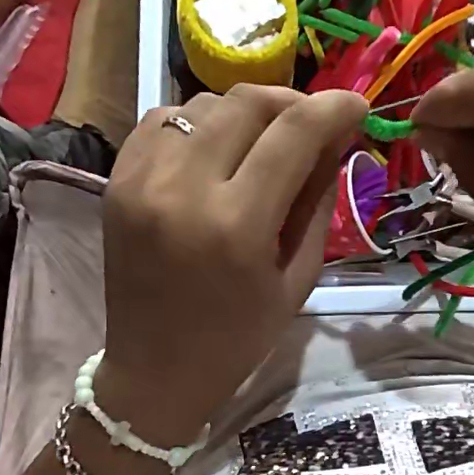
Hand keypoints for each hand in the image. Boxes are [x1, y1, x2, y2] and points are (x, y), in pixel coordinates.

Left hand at [96, 86, 367, 445]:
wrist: (154, 371)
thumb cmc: (238, 338)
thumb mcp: (298, 279)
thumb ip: (318, 201)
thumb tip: (333, 141)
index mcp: (237, 226)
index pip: (295, 133)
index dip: (335, 108)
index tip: (356, 107)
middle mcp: (183, 190)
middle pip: (248, 103)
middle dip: (293, 103)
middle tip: (313, 125)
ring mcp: (141, 180)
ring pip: (205, 104)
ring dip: (246, 113)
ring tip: (263, 142)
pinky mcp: (117, 180)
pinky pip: (164, 120)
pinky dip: (200, 123)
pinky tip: (216, 149)